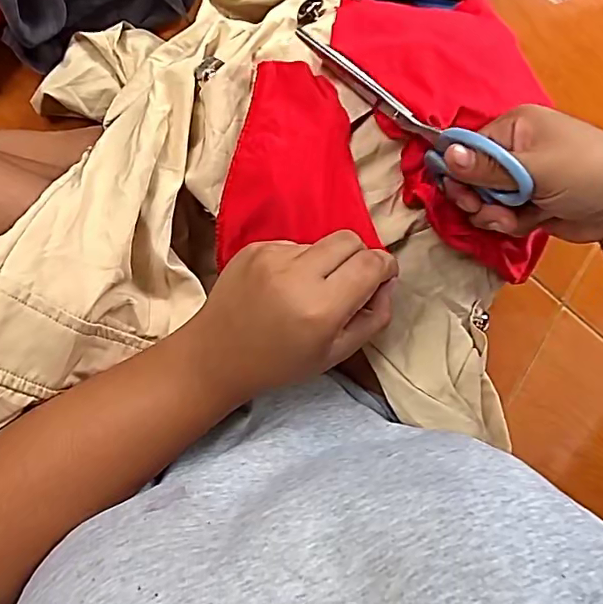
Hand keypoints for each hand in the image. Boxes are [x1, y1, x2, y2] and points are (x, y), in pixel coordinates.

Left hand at [177, 231, 397, 405]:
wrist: (216, 356)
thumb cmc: (281, 363)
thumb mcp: (337, 353)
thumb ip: (373, 317)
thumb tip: (386, 282)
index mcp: (321, 308)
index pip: (371, 263)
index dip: (386, 267)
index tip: (383, 278)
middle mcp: (296, 276)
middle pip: (350, 240)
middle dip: (360, 257)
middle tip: (350, 283)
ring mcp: (271, 257)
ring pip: (322, 242)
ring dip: (327, 262)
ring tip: (309, 291)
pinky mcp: (254, 248)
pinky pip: (295, 244)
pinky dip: (300, 262)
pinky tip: (284, 287)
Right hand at [438, 104, 602, 244]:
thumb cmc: (588, 172)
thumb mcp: (534, 168)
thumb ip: (488, 166)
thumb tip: (446, 154)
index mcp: (517, 125)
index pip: (470, 146)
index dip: (460, 171)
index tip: (460, 192)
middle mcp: (518, 148)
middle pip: (475, 175)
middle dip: (478, 197)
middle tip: (483, 208)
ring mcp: (526, 178)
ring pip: (488, 200)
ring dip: (494, 214)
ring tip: (511, 218)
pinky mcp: (533, 203)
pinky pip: (505, 214)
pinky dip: (510, 223)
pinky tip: (524, 224)